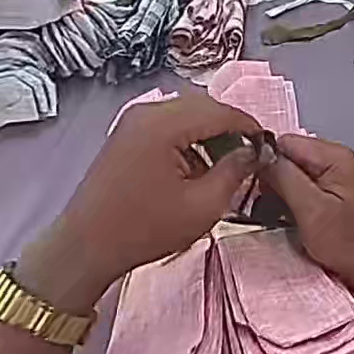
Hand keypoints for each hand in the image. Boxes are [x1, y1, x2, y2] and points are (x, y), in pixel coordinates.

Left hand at [21, 92, 260, 310]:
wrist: (85, 248)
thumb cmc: (145, 229)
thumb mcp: (204, 205)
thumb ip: (236, 171)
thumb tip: (255, 150)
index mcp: (164, 125)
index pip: (220, 111)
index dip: (249, 126)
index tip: (268, 145)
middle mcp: (147, 112)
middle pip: (203, 106)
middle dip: (230, 127)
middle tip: (250, 154)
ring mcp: (133, 121)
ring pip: (186, 113)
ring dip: (210, 132)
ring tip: (226, 163)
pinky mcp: (127, 134)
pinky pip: (169, 124)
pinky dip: (189, 137)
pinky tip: (197, 166)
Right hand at [260, 134, 353, 330]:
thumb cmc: (347, 243)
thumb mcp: (311, 209)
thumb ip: (285, 178)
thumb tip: (259, 155)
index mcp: (334, 156)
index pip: (285, 142)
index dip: (265, 160)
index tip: (254, 185)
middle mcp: (333, 160)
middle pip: (286, 157)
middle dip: (271, 180)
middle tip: (269, 207)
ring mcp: (330, 177)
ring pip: (288, 174)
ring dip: (277, 194)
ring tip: (279, 216)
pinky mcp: (325, 195)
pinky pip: (296, 189)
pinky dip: (286, 203)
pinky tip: (286, 220)